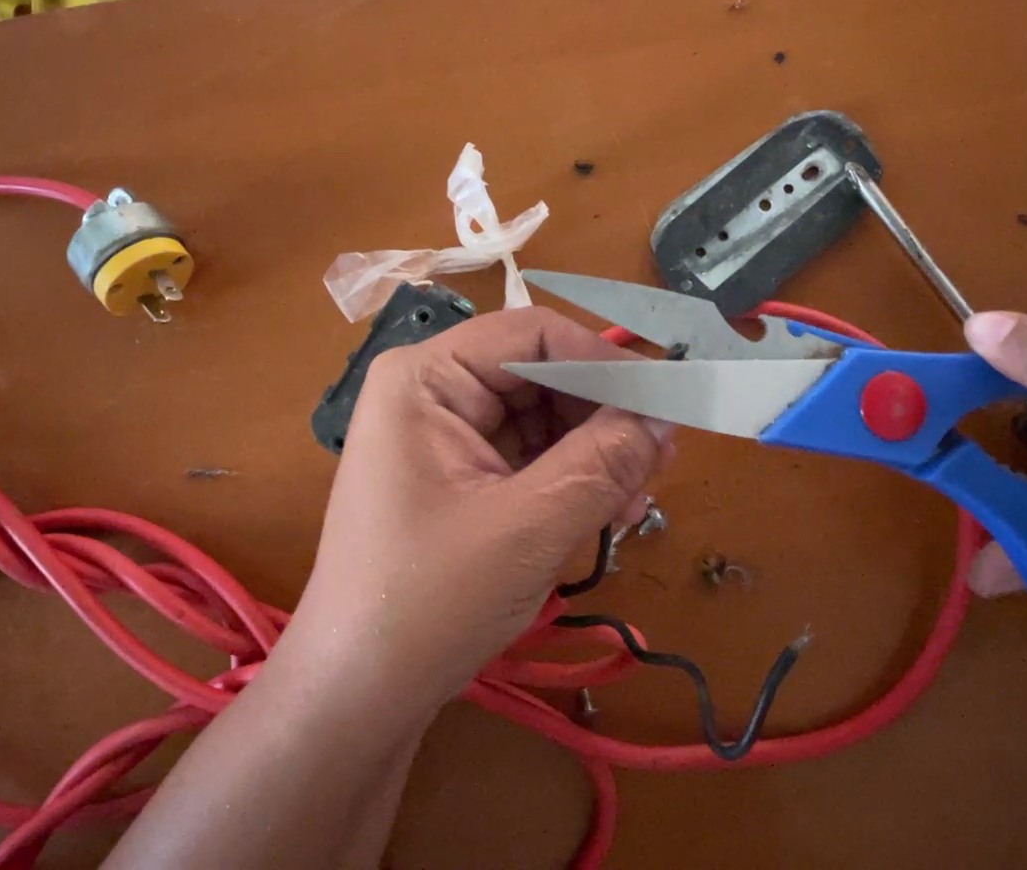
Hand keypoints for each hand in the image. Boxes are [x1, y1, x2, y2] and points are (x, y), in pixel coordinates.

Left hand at [274, 306, 671, 712]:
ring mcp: (440, 438)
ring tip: (634, 500)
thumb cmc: (430, 602)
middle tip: (660, 461)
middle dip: (601, 414)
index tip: (666, 403)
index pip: (532, 332)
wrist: (358, 694)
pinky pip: (526, 458)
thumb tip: (668, 413)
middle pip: (538, 373)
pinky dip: (569, 480)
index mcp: (425, 378)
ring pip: (539, 418)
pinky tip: (605, 514)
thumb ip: (604, 461)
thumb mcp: (529, 527)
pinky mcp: (454, 480)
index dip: (603, 360)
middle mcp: (430, 393)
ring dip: (593, 453)